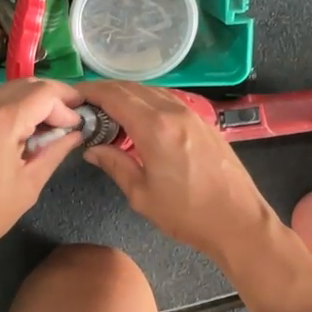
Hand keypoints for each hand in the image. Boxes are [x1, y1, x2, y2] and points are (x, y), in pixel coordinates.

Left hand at [0, 79, 86, 260]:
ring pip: (5, 91)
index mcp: (1, 121)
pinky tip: (18, 133)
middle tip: (69, 119)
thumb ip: (54, 152)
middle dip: (52, 98)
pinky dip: (9, 109)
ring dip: (30, 102)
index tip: (79, 123)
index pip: (44, 93)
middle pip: (25, 85)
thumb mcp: (27, 185)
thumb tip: (75, 133)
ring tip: (47, 128)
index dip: (67, 103)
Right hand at [78, 82, 277, 261]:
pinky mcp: (205, 123)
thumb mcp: (141, 194)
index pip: (114, 95)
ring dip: (128, 95)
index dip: (90, 91)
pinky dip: (148, 102)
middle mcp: (174, 111)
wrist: (240, 222)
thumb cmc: (187, 214)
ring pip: (153, 91)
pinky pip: (169, 101)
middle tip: (85, 102)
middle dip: (106, 90)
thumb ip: (114, 164)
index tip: (72, 94)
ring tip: (108, 109)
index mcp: (155, 127)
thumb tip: (93, 149)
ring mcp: (193, 115)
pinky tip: (140, 119)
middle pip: (132, 88)